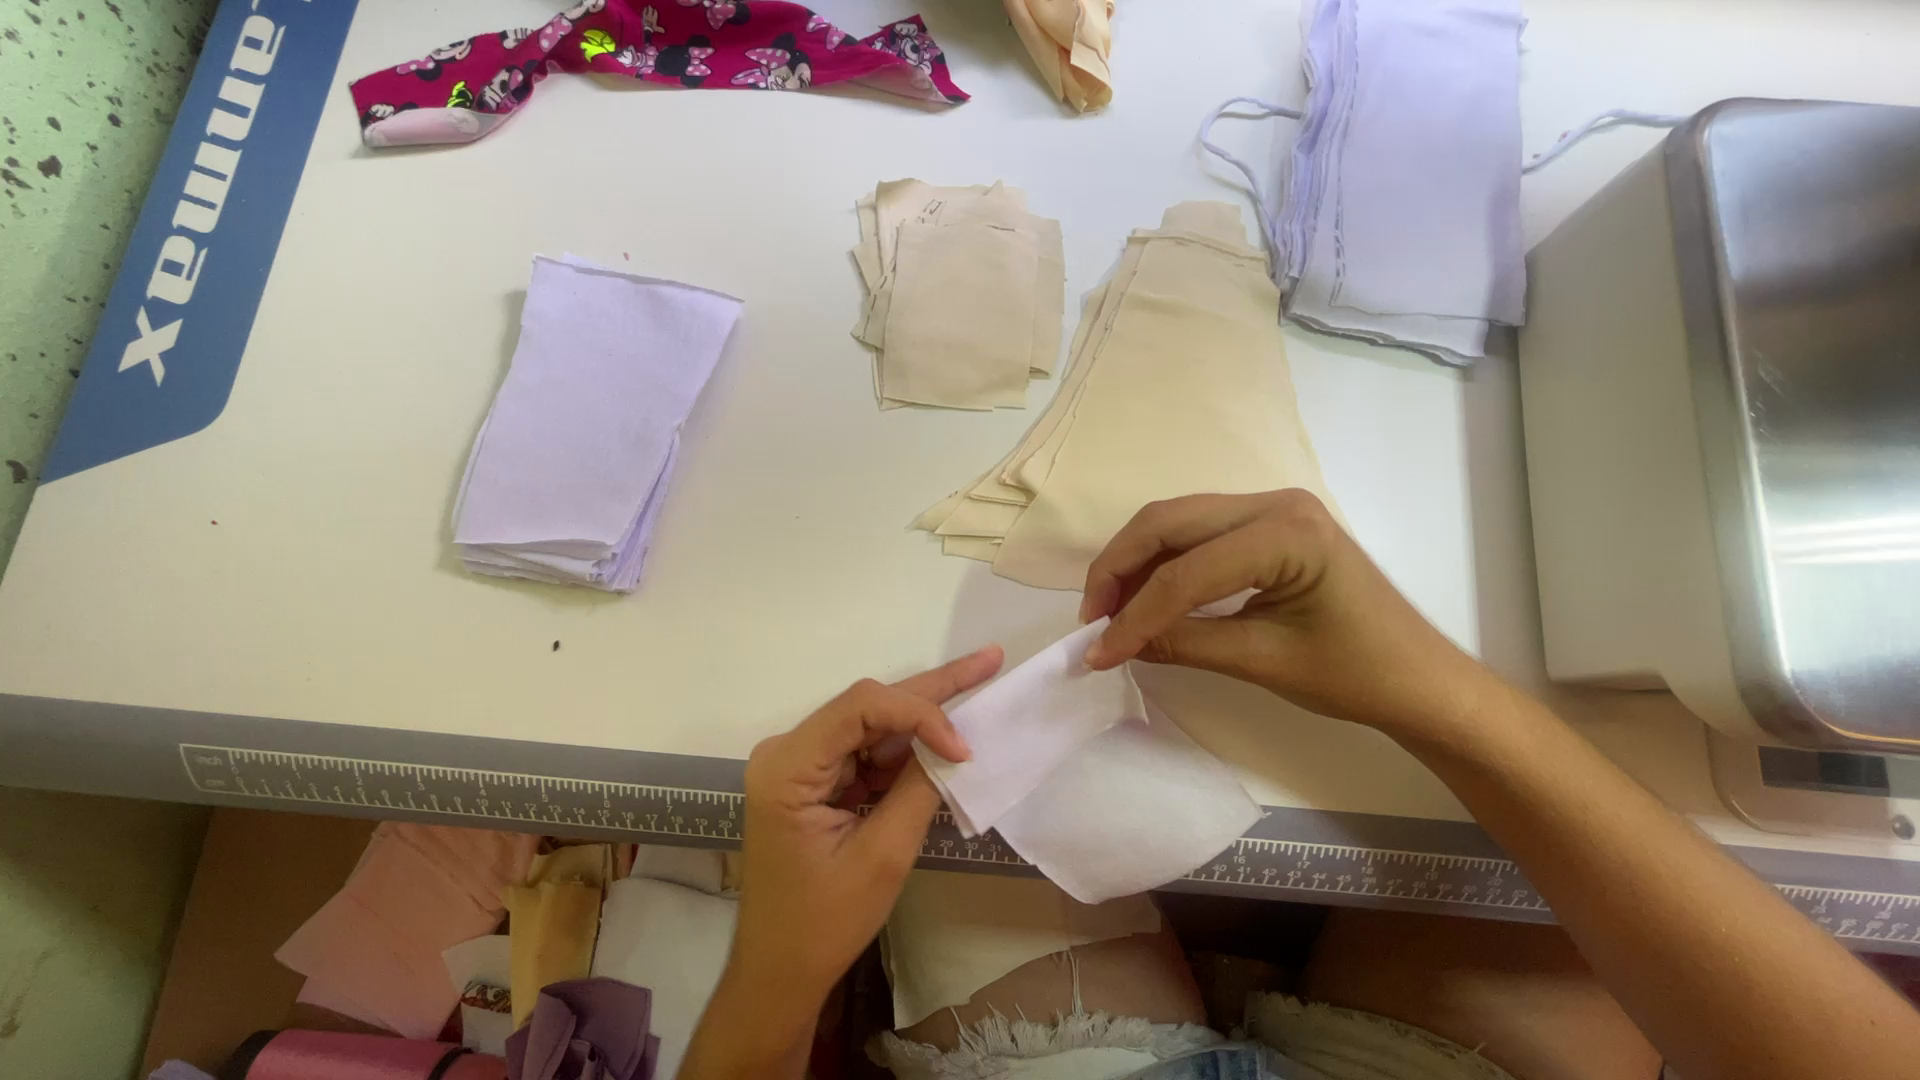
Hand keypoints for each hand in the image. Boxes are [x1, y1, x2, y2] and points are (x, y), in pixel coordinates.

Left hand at [729, 647, 1003, 998]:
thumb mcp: (882, 855)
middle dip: (933, 691)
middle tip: (989, 661)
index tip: (964, 749)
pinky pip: (867, 751)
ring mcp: (800, 764)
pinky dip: (906, 752)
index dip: (920, 714)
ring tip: (978, 687)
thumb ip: (918, 789)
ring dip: (924, 720)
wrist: (780, 970)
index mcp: (787, 767)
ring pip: (873, 724)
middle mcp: (788, 752)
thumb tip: (954, 745)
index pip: (861, 707)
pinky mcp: (815, 779)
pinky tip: (946, 743)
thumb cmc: (824, 921)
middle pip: (868, 706)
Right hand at [1079, 490, 1493, 737]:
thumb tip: (1112, 643)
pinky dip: (1160, 564)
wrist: (1419, 680)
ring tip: (1108, 612)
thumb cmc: (1357, 675)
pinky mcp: (1265, 526)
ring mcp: (1270, 508)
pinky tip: (1142, 598)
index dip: (1133, 614)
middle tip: (1090, 619)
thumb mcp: (1262, 661)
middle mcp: (1275, 503)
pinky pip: (1196, 535)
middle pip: (1167, 522)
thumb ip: (1183, 644)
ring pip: (1175, 523)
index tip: (1096, 653)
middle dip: (1118, 569)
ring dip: (1134, 563)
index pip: (1186, 571)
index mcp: (1288, 532)